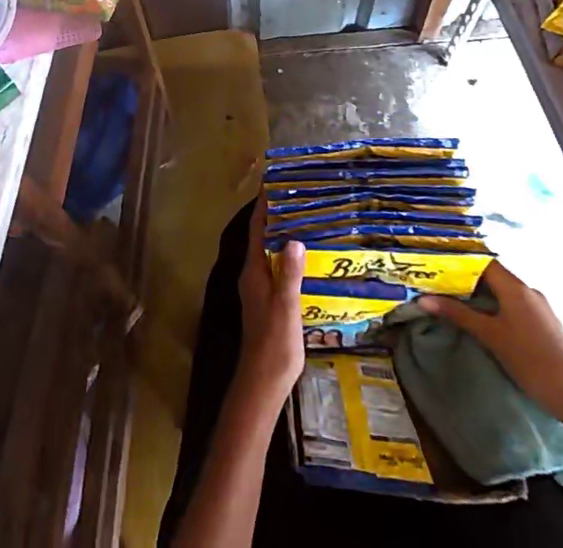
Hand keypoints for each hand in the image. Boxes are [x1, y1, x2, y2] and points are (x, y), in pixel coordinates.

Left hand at [237, 196, 305, 399]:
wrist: (265, 379)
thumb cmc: (274, 342)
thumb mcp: (286, 306)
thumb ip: (290, 274)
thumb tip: (294, 239)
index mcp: (253, 271)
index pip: (256, 230)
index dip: (263, 207)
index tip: (272, 182)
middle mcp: (253, 275)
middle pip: (262, 238)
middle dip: (276, 216)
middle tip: (298, 196)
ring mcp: (260, 289)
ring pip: (270, 253)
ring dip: (283, 236)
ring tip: (307, 219)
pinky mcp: (270, 301)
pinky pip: (279, 269)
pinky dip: (290, 257)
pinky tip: (309, 258)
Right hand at [418, 261, 562, 427]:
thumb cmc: (531, 359)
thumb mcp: (490, 335)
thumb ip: (457, 314)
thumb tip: (423, 299)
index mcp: (516, 288)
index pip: (482, 261)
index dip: (457, 260)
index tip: (433, 264)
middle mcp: (528, 292)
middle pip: (491, 276)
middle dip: (463, 278)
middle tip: (434, 282)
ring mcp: (537, 309)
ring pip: (501, 292)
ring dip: (476, 294)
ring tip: (450, 299)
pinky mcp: (541, 325)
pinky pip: (510, 305)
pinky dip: (491, 306)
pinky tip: (477, 318)